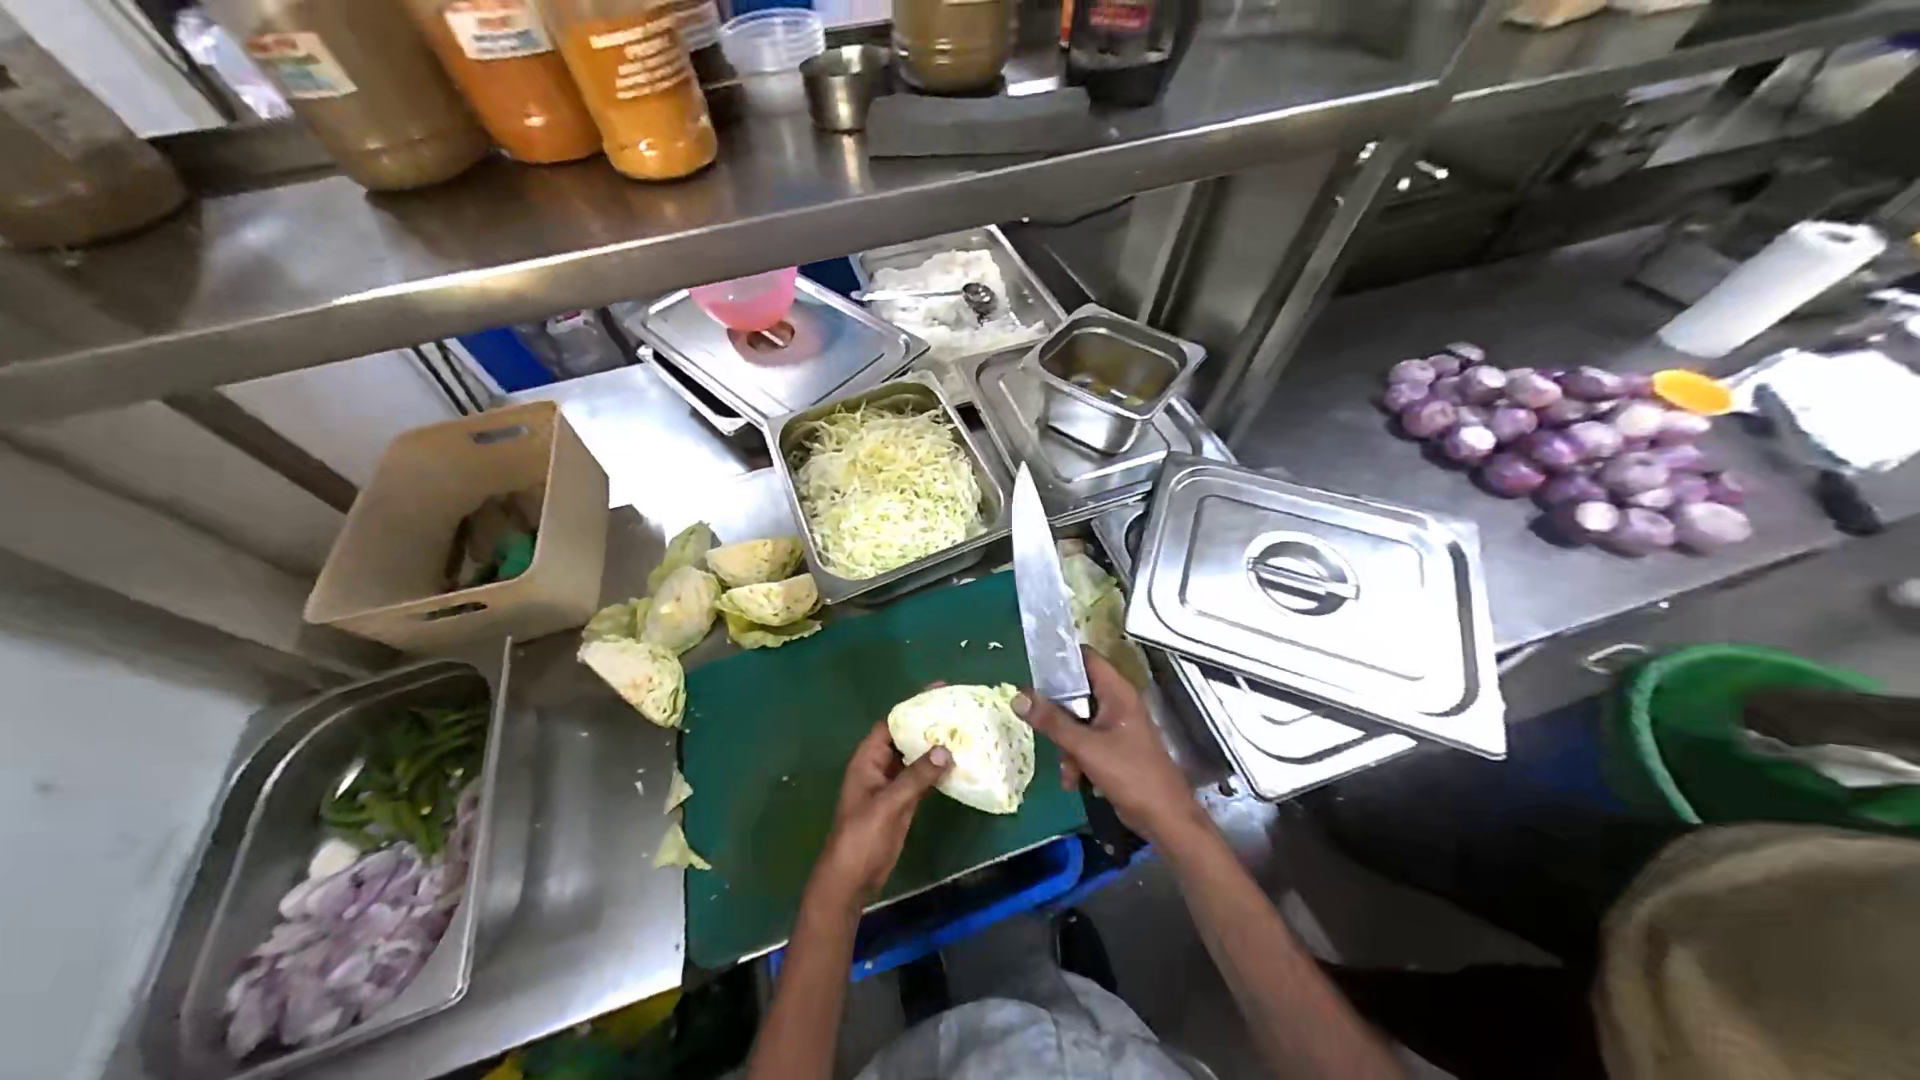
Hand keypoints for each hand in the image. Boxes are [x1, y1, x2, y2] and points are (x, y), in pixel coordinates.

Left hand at [812, 721, 951, 907]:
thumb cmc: (861, 836)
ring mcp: (892, 785)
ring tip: (966, 732)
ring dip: (936, 747)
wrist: (851, 879)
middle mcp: (880, 766)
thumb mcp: (888, 803)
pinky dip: (938, 771)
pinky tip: (959, 764)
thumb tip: (945, 749)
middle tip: (960, 710)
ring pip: (916, 757)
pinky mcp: (903, 802)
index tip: (940, 691)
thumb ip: (916, 776)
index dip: (913, 706)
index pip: (892, 722)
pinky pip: (922, 778)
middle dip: (929, 723)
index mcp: (868, 759)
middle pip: (906, 736)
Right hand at [1016, 647, 1204, 847]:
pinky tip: (1074, 781)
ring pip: (1076, 722)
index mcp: (1116, 692)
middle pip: (1075, 693)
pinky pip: (1084, 743)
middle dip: (1056, 715)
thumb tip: (1018, 697)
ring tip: (1068, 769)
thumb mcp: (1085, 747)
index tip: (1032, 671)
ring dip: (1066, 746)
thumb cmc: (1130, 773)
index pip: (1085, 658)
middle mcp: (1116, 703)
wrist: (1164, 817)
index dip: (1059, 659)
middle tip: (1040, 726)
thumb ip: (1051, 721)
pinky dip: (1076, 759)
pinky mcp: (1113, 748)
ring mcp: (1115, 726)